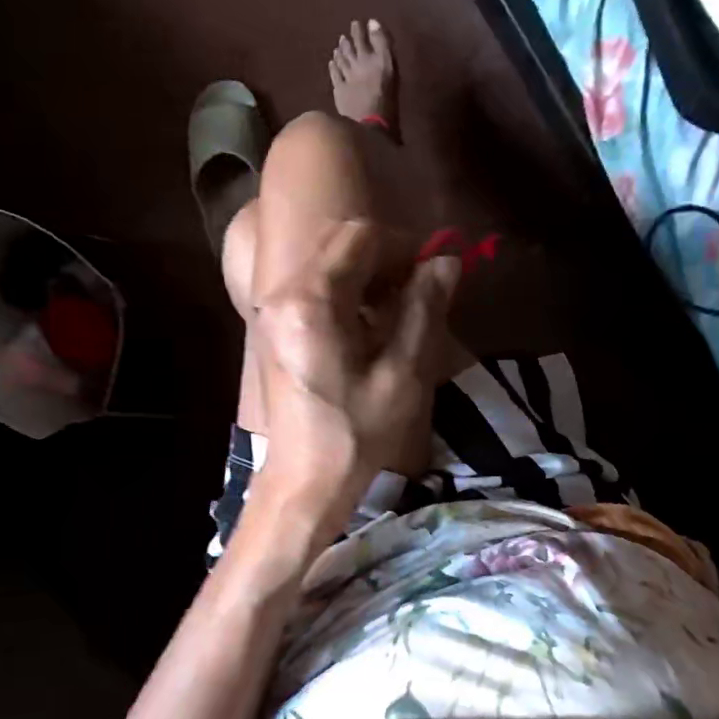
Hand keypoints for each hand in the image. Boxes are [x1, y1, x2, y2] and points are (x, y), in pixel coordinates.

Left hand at [249, 219, 459, 515]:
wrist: (306, 482)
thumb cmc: (356, 434)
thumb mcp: (402, 374)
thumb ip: (424, 309)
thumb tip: (446, 261)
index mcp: (312, 302)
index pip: (360, 237)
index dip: (402, 247)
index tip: (430, 275)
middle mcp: (283, 295)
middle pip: (339, 244)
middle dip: (383, 259)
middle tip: (414, 293)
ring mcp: (272, 312)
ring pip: (325, 265)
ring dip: (365, 276)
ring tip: (394, 313)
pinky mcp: (274, 329)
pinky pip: (313, 289)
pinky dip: (344, 294)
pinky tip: (366, 329)